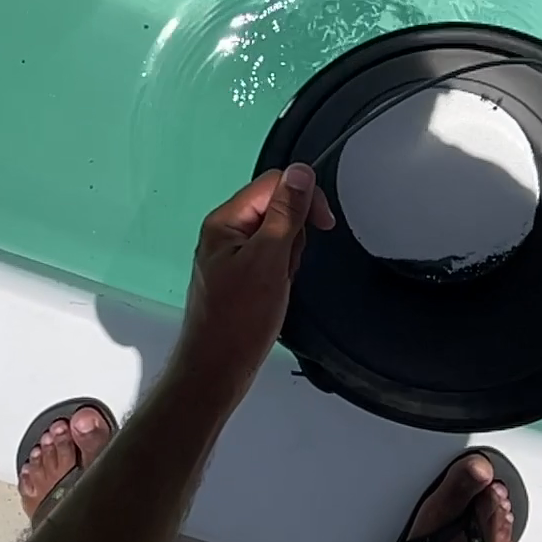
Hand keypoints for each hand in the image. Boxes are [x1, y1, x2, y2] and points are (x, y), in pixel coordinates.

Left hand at [172, 164, 334, 403]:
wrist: (217, 370)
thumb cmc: (240, 318)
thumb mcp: (269, 259)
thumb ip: (285, 213)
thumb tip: (301, 171)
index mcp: (225, 220)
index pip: (273, 183)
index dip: (304, 197)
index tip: (324, 225)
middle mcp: (225, 231)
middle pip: (276, 207)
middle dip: (293, 234)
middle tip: (285, 266)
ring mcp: (232, 254)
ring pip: (277, 235)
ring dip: (288, 256)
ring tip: (278, 284)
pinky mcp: (241, 274)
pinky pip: (271, 258)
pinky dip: (281, 272)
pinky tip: (275, 293)